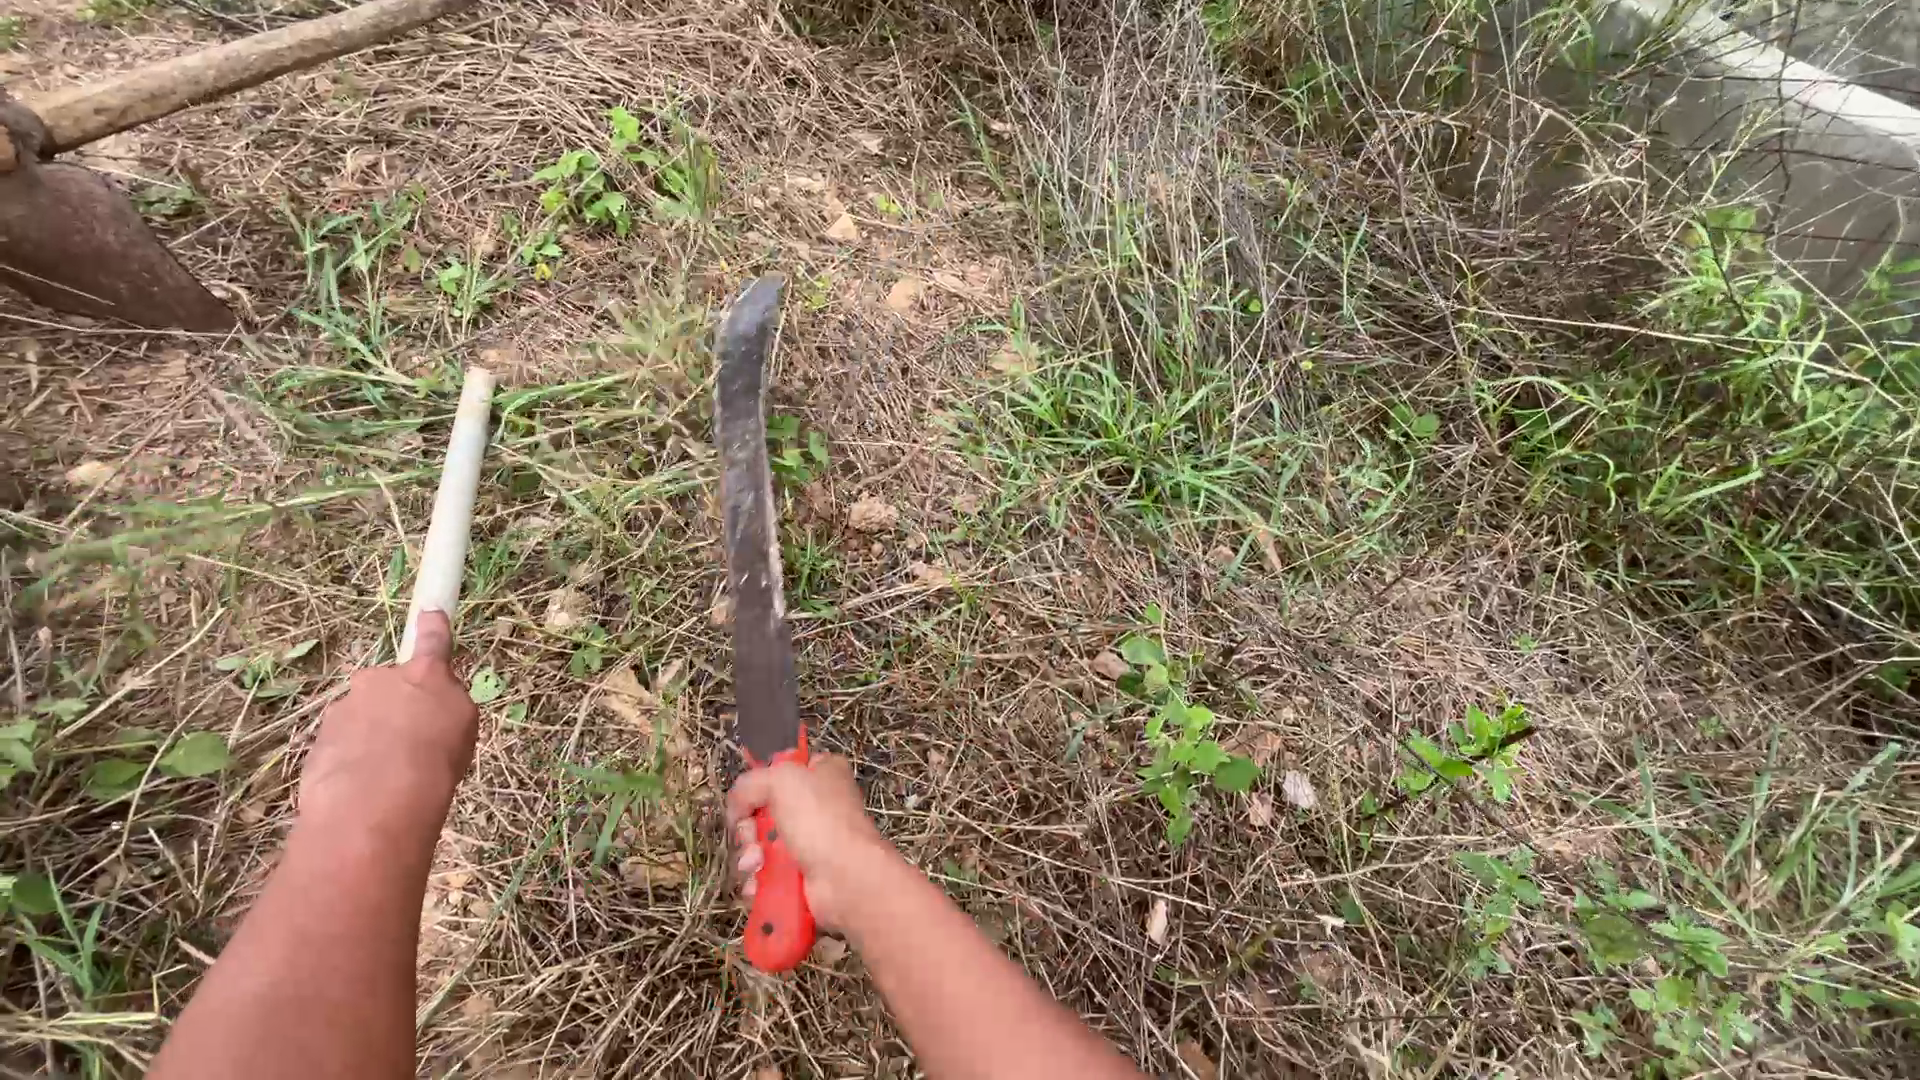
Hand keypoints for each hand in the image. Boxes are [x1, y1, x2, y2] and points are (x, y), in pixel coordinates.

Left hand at [298, 610, 478, 831]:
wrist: (375, 800)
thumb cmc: (435, 757)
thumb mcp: (463, 725)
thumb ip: (448, 702)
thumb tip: (433, 701)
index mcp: (424, 674)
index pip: (433, 641)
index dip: (434, 625)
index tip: (431, 610)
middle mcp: (378, 681)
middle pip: (390, 686)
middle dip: (398, 704)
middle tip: (415, 739)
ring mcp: (343, 709)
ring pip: (364, 716)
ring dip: (375, 735)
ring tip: (392, 772)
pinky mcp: (318, 741)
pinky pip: (343, 743)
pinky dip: (354, 759)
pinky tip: (368, 785)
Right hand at [727, 754, 901, 932]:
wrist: (845, 877)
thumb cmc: (819, 820)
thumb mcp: (782, 780)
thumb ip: (750, 783)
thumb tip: (737, 806)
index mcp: (822, 771)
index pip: (782, 768)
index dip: (761, 783)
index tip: (749, 798)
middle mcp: (818, 803)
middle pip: (764, 810)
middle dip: (750, 828)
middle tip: (752, 837)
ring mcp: (811, 840)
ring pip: (762, 844)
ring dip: (751, 857)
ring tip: (756, 864)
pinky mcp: (802, 873)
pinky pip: (767, 872)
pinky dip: (758, 880)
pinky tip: (758, 884)